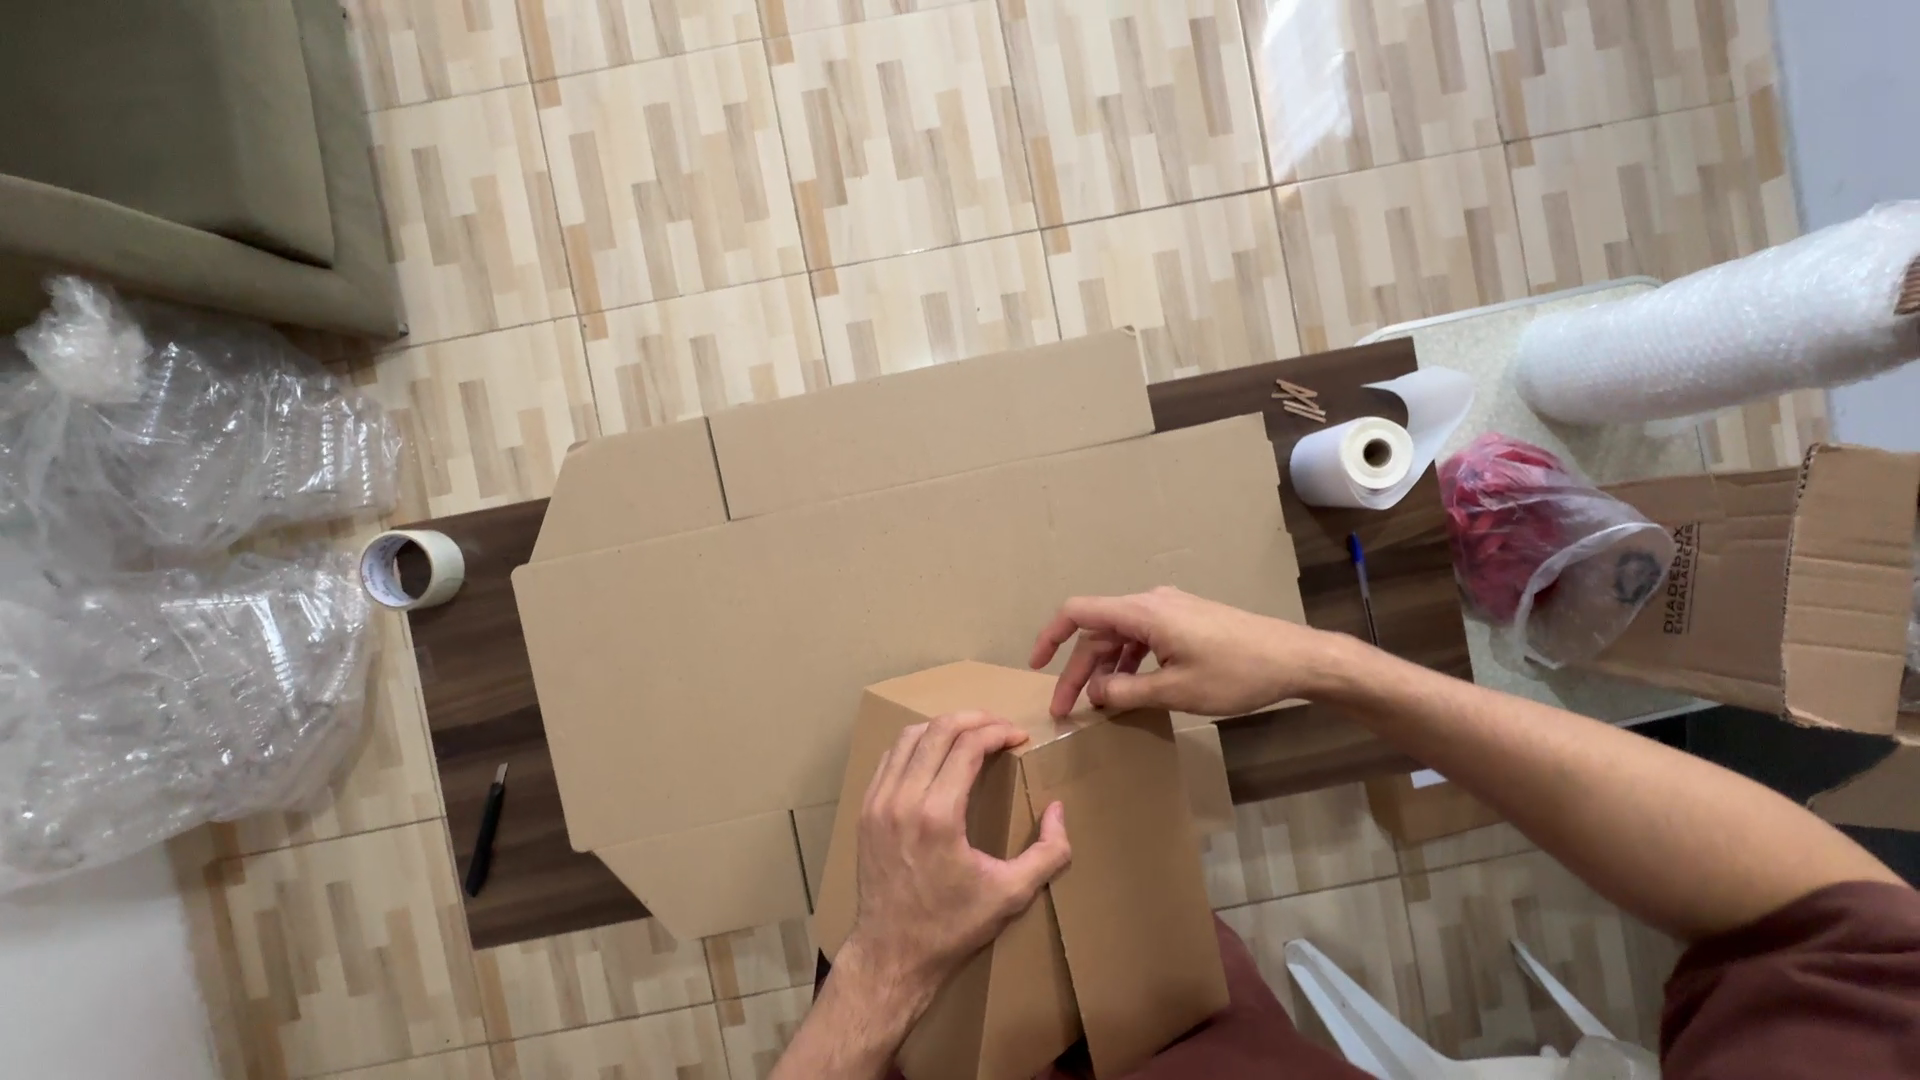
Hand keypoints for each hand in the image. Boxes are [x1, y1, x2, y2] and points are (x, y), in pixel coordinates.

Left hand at [840, 711, 1072, 1004]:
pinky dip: (917, 744)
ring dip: (944, 727)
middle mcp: (903, 799)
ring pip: (910, 736)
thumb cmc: (952, 926)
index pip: (968, 745)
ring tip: (972, 735)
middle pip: (939, 729)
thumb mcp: (1011, 895)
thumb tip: (1059, 810)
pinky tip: (937, 754)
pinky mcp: (865, 810)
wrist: (892, 954)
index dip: (999, 732)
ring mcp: (878, 802)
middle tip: (1000, 728)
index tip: (1020, 738)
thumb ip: (1048, 852)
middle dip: (975, 719)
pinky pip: (890, 757)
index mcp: (938, 815)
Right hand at [1029, 586, 1340, 717]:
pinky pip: (1143, 638)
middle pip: (1098, 631)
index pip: (1078, 612)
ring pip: (1121, 636)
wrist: (1294, 658)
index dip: (1050, 636)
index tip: (1036, 666)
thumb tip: (1094, 693)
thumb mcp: (1176, 691)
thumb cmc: (1235, 673)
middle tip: (1066, 709)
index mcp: (1143, 612)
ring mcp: (1170, 610)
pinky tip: (1131, 688)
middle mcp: (1151, 603)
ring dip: (1105, 668)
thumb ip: (1127, 691)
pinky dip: (1129, 661)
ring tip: (1098, 704)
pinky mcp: (1186, 620)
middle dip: (1079, 670)